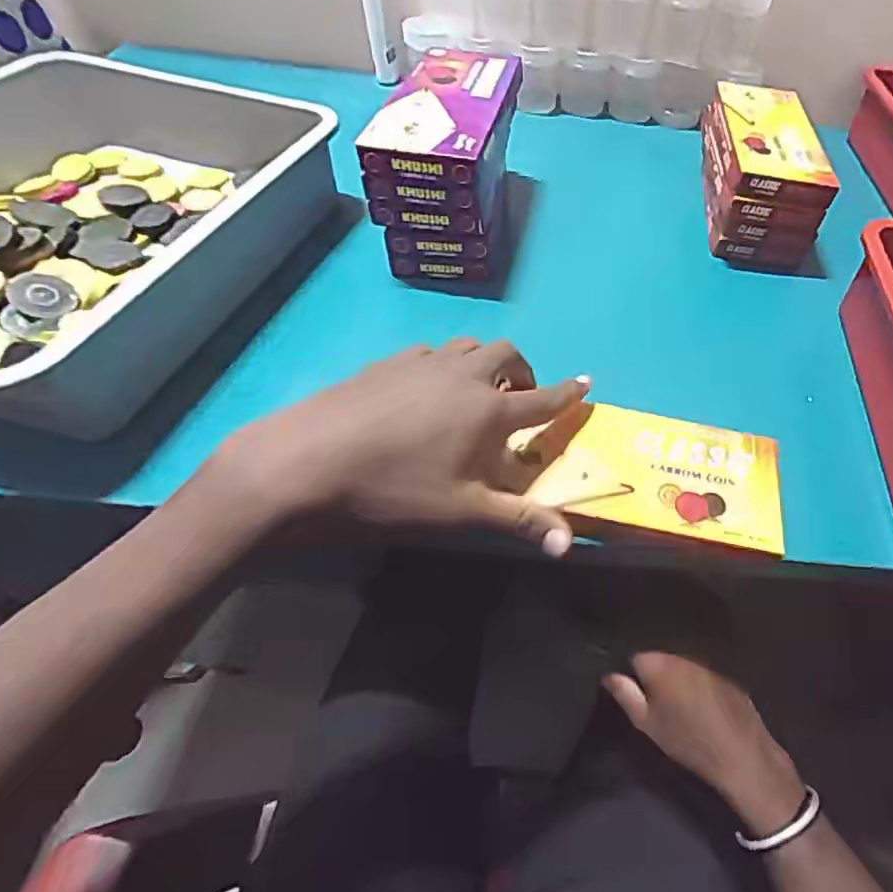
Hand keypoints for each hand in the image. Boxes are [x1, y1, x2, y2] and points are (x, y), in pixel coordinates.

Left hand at [195, 339, 588, 555]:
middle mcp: (461, 375)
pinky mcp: (385, 363)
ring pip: (467, 346)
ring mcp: (421, 363)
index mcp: (487, 409)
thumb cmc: (393, 489)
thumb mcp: (461, 510)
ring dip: (484, 362)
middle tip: (522, 396)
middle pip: (507, 354)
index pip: (542, 398)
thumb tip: (568, 545)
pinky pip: (430, 353)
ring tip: (477, 390)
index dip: (568, 393)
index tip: (586, 382)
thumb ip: (518, 520)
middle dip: (525, 371)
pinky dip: (445, 365)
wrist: (306, 460)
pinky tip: (426, 389)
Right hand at [604, 652, 806, 836]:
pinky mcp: (728, 680)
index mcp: (662, 666)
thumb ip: (626, 696)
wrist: (741, 755)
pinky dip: (701, 690)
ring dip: (680, 683)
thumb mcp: (648, 724)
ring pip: (685, 670)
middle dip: (657, 679)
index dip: (634, 677)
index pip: (637, 658)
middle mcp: (685, 659)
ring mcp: (710, 668)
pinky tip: (705, 713)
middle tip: (659, 708)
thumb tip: (610, 676)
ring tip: (682, 712)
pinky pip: (705, 679)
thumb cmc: (687, 741)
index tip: (639, 698)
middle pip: (662, 661)